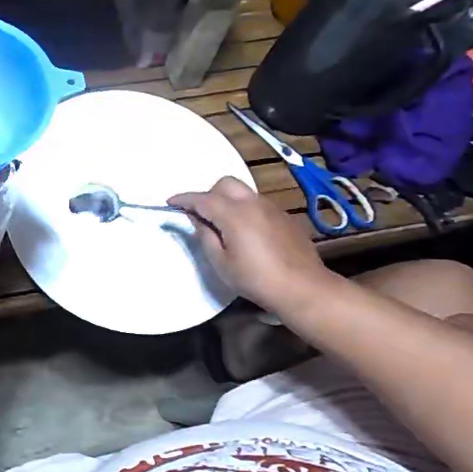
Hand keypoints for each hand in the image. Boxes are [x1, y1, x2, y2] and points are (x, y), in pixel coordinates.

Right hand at [169, 177, 332, 312]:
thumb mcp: (222, 263)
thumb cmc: (256, 279)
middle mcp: (253, 203)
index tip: (170, 202)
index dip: (184, 199)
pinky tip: (247, 233)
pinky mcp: (284, 217)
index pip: (202, 199)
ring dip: (228, 200)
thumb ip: (205, 236)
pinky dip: (245, 209)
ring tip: (224, 225)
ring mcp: (271, 208)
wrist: (302, 287)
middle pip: (225, 184)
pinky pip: (258, 204)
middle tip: (201, 216)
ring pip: (243, 192)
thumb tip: (197, 220)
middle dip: (209, 194)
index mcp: (234, 213)